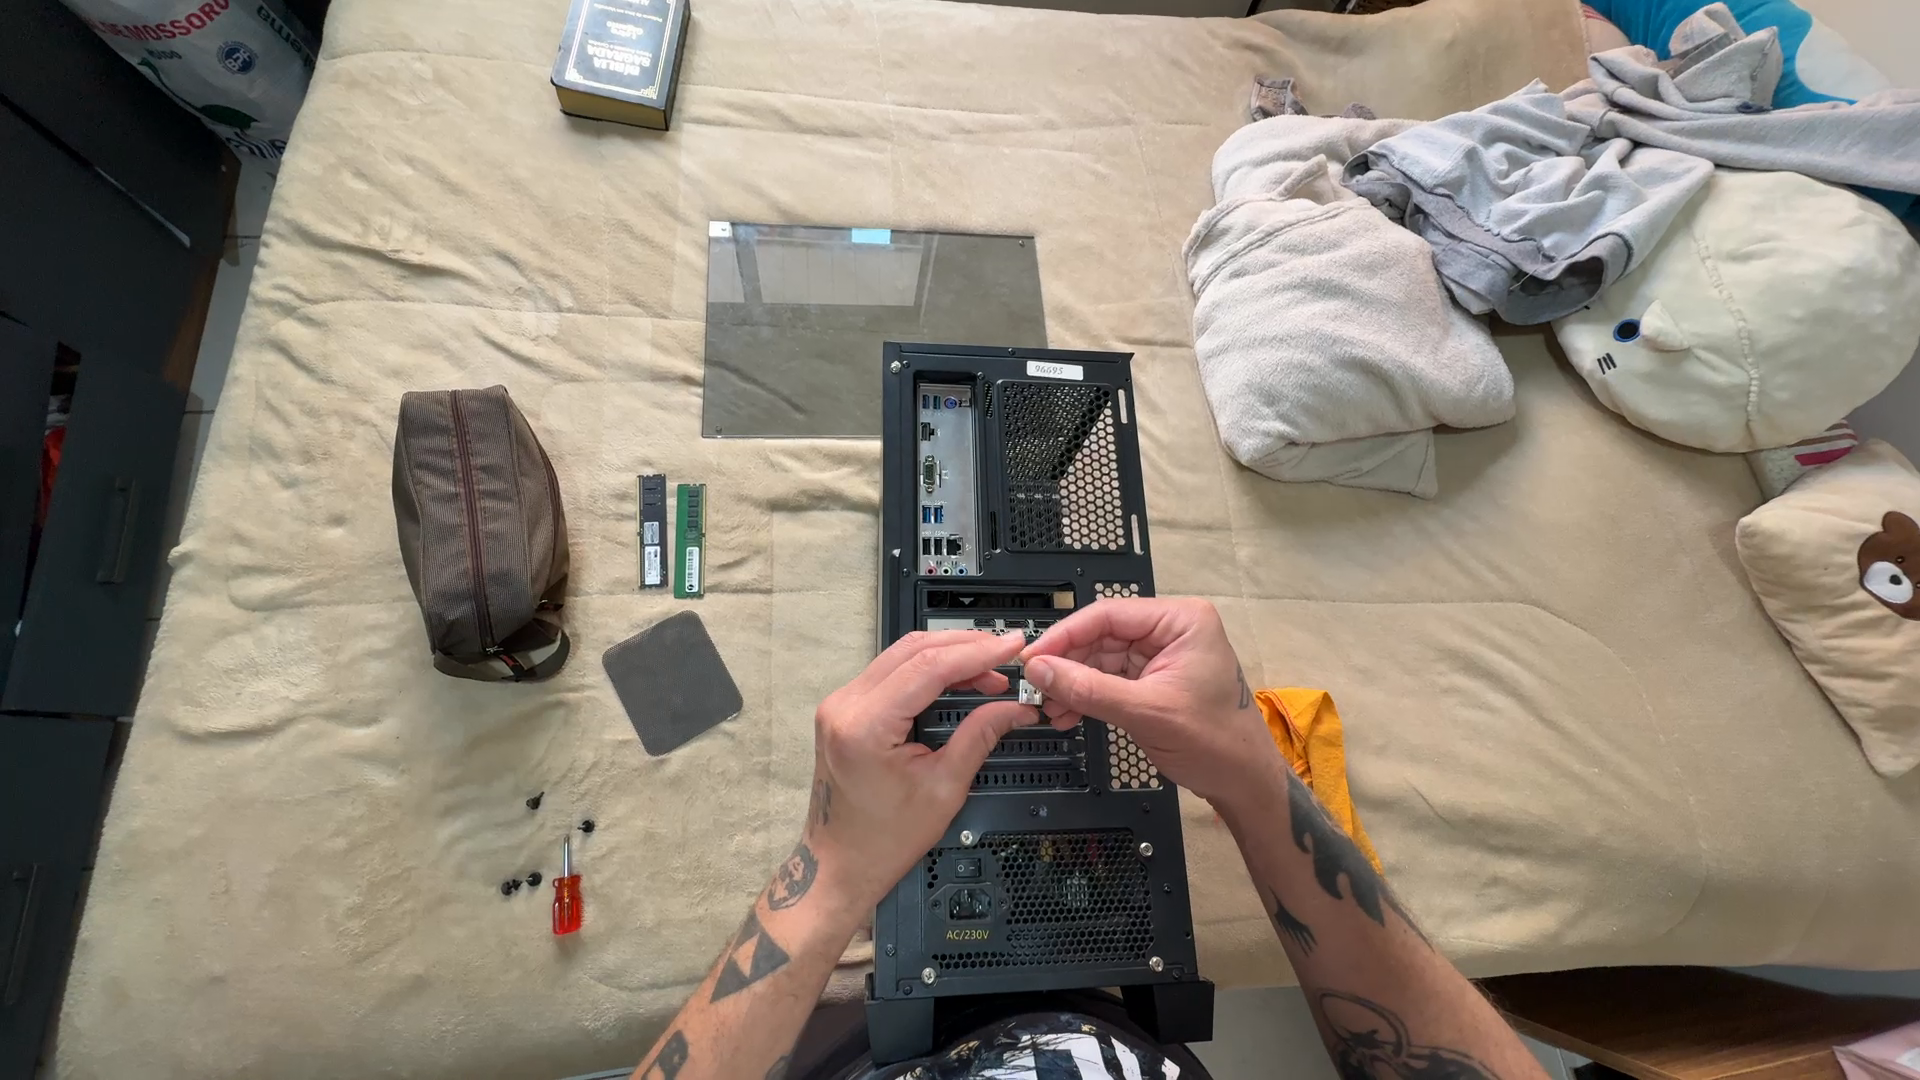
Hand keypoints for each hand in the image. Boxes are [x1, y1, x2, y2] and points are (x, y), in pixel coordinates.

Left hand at [800, 631, 1037, 911]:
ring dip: (948, 654)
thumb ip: (980, 736)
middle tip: (1005, 654)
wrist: (840, 864)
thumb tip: (1015, 708)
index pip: (928, 667)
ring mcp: (840, 703)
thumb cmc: (884, 840)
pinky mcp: (845, 707)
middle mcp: (845, 705)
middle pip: (914, 650)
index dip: (976, 652)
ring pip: (902, 653)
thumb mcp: (944, 788)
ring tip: (989, 668)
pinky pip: (891, 670)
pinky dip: (928, 667)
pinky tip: (958, 677)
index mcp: (865, 726)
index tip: (1010, 646)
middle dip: (965, 646)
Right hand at [1019, 598, 1285, 814]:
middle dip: (1068, 664)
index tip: (1031, 658)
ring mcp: (1160, 654)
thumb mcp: (1146, 713)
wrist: (1246, 785)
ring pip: (1100, 658)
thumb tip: (1037, 669)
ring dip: (1073, 684)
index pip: (1108, 614)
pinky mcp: (1153, 678)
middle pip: (1101, 636)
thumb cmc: (1213, 743)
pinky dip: (1087, 696)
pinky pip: (1109, 679)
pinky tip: (1066, 714)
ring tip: (1049, 709)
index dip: (1065, 635)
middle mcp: (1169, 629)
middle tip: (1035, 689)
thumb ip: (1089, 689)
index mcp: (1180, 620)